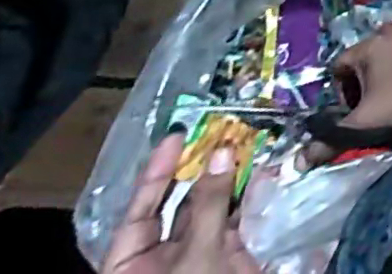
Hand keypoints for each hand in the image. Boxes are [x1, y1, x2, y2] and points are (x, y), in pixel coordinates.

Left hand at [102, 134, 259, 273]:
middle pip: (176, 205)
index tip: (178, 135)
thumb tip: (221, 151)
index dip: (157, 173)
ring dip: (226, 177)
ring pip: (208, 209)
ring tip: (242, 141)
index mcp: (131, 266)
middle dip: (197, 169)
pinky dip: (246, 195)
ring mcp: (196, 258)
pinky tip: (260, 169)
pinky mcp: (227, 259)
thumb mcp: (196, 257)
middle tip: (217, 131)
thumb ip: (208, 204)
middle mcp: (159, 259)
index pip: (139, 211)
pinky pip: (232, 220)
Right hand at [305, 20, 391, 165]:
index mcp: (365, 47)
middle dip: (365, 88)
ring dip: (388, 79)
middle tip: (376, 112)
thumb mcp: (369, 120)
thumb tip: (299, 160)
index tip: (352, 115)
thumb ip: (334, 139)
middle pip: (363, 62)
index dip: (339, 94)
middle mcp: (385, 32)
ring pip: (389, 58)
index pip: (337, 68)